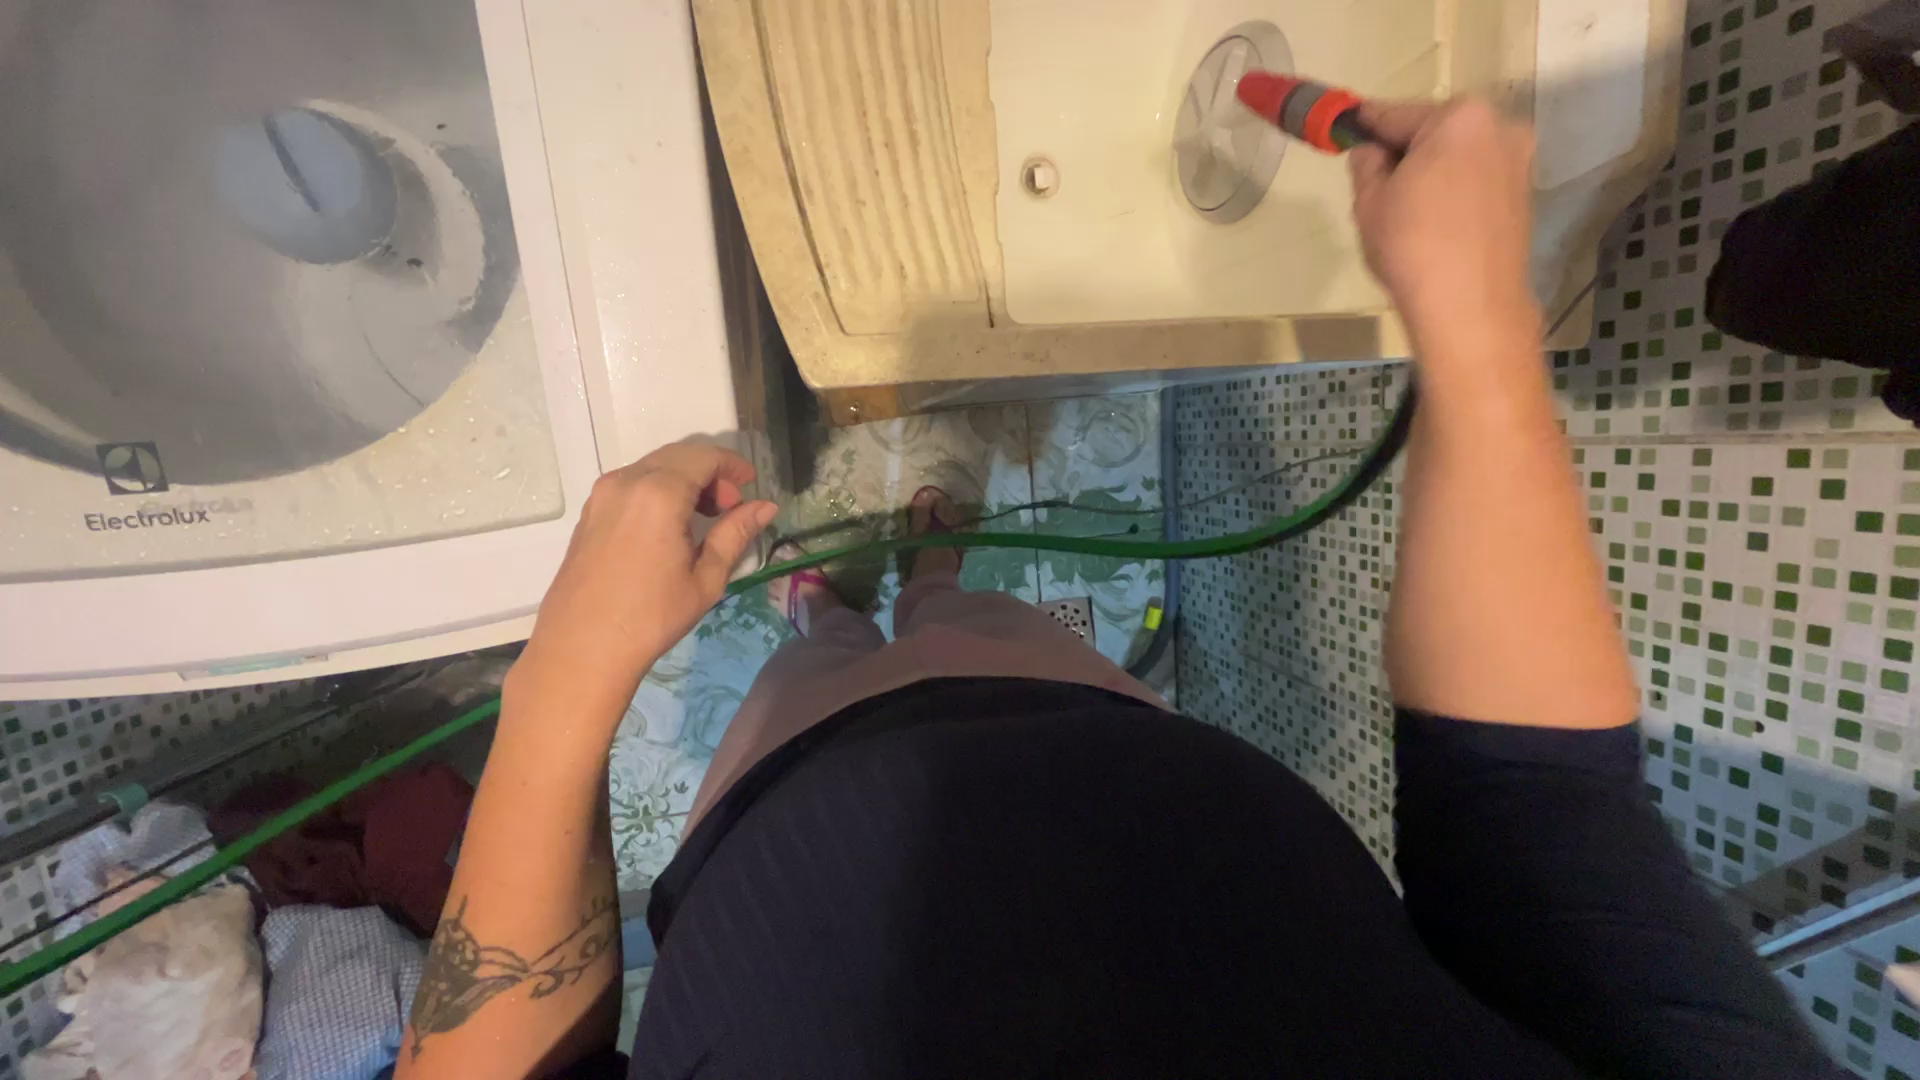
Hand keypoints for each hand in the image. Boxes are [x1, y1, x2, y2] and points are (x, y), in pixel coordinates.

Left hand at [515, 442, 777, 707]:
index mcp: (659, 493)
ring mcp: (602, 495)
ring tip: (705, 517)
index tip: (752, 485)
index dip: (733, 466)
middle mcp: (627, 482)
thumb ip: (736, 533)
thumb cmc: (653, 615)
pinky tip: (672, 526)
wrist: (582, 648)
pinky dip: (660, 490)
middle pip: (678, 456)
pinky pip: (633, 484)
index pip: (704, 457)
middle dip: (711, 473)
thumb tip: (766, 506)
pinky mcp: (590, 513)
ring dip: (685, 481)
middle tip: (732, 506)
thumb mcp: (707, 576)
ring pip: (654, 468)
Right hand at [1348, 99, 1540, 354]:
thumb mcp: (1369, 204)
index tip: (1349, 125)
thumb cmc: (1410, 245)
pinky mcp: (1523, 192)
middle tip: (1376, 182)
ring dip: (1431, 172)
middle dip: (1406, 151)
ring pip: (1458, 156)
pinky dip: (1452, 191)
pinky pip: (1476, 180)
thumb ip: (1366, 167)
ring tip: (1404, 210)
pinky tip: (1432, 223)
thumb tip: (1370, 152)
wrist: (1467, 302)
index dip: (1367, 123)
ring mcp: (1518, 159)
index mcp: (1458, 118)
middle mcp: (1499, 126)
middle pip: (1436, 132)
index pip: (1398, 115)